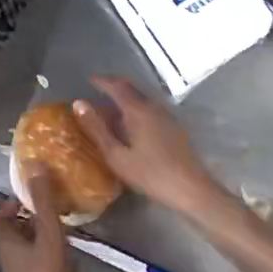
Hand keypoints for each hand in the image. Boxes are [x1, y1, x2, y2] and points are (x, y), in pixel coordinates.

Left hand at [0, 161, 69, 271]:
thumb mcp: (47, 233)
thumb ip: (42, 199)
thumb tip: (33, 161)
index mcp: (4, 240)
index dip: (12, 203)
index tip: (31, 193)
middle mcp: (10, 257)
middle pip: (15, 231)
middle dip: (31, 217)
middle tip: (52, 205)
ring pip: (30, 248)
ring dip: (43, 236)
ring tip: (65, 225)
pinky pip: (43, 266)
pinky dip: (54, 256)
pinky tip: (73, 256)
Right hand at [73, 76, 225, 216]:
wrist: (193, 191)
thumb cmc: (151, 174)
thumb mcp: (117, 156)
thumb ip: (97, 129)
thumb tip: (79, 103)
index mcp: (137, 110)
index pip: (117, 86)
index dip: (102, 81)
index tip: (89, 79)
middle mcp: (153, 107)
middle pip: (131, 88)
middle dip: (114, 86)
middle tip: (99, 89)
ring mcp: (167, 116)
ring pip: (142, 98)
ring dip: (126, 97)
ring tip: (112, 106)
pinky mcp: (175, 128)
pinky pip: (150, 108)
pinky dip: (137, 107)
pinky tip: (132, 124)